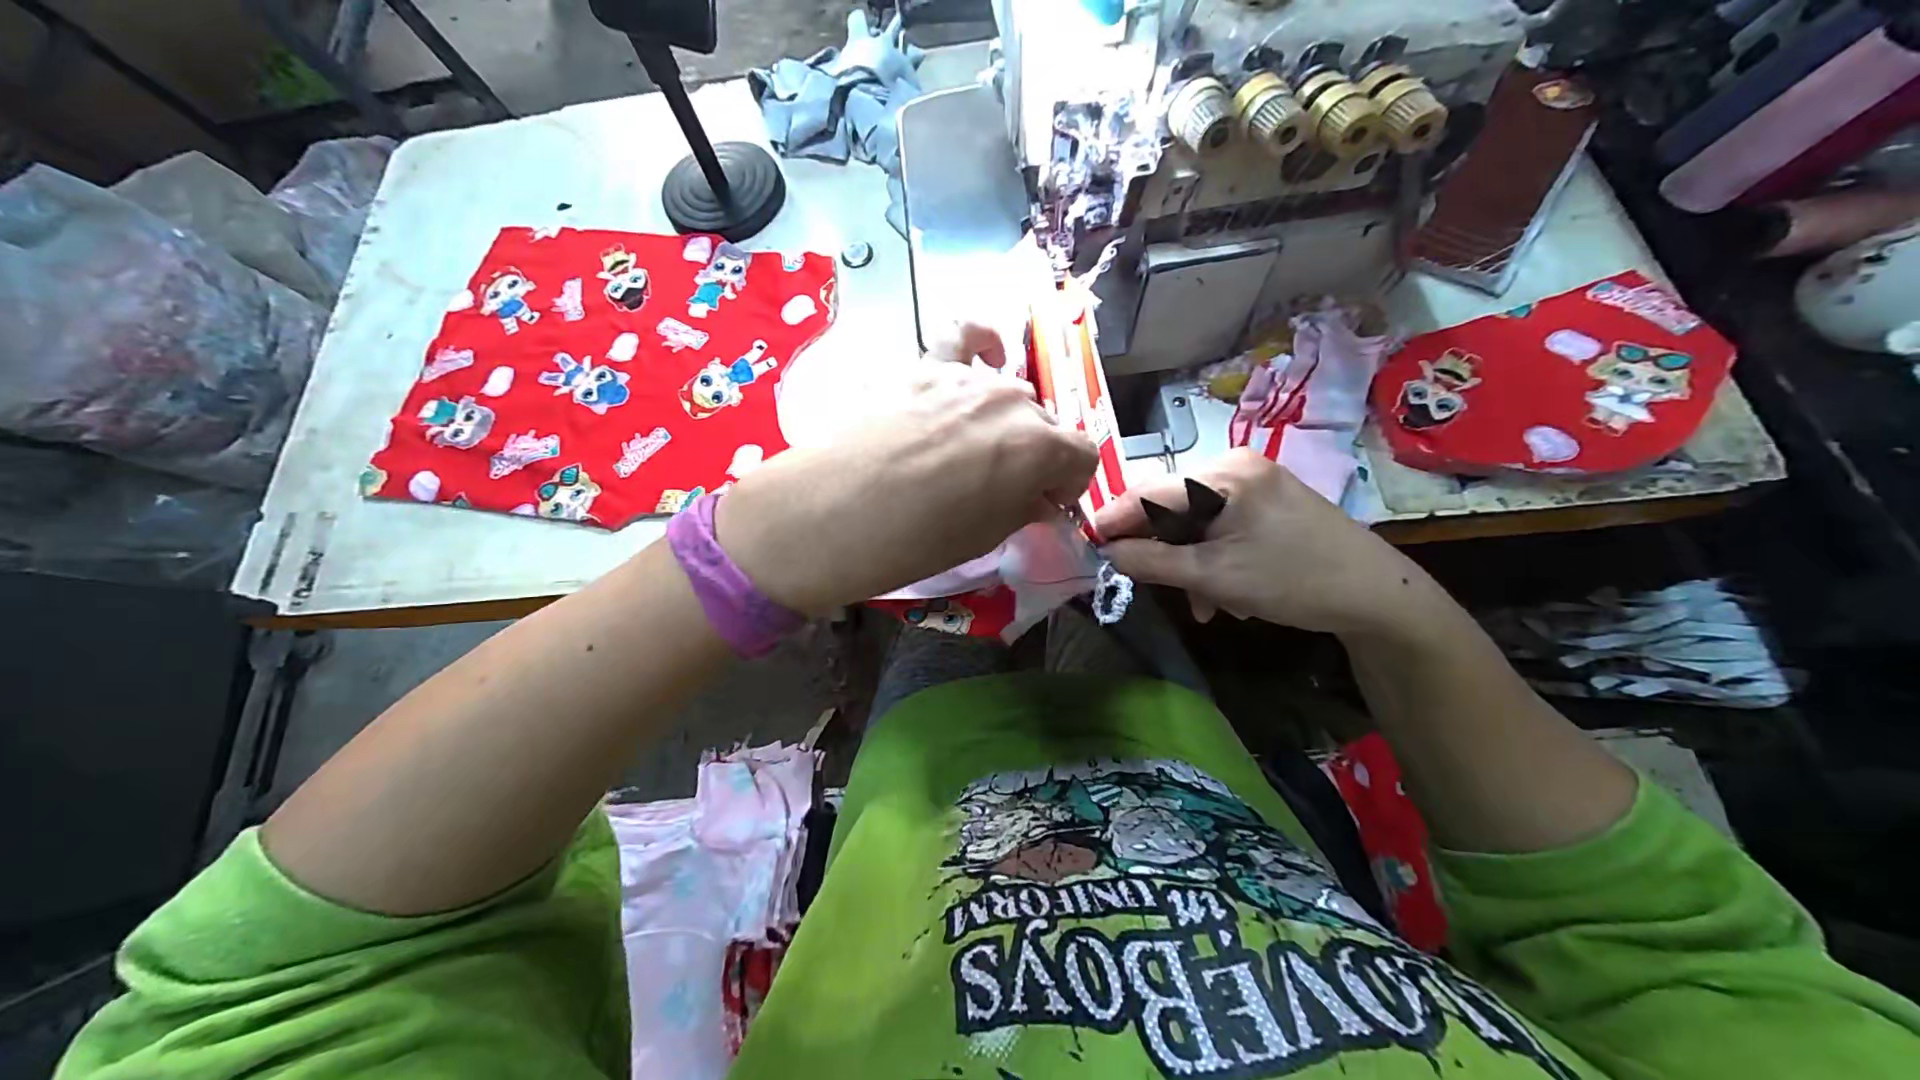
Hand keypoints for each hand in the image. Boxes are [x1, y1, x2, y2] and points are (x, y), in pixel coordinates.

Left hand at [714, 328, 1097, 614]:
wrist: (832, 513)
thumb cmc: (915, 540)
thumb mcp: (983, 537)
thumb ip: (1021, 508)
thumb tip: (1037, 497)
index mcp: (1040, 447)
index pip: (1082, 455)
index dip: (1070, 484)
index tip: (1047, 504)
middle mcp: (1012, 402)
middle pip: (1044, 423)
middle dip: (1037, 456)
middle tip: (1008, 489)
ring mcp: (967, 378)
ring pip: (1009, 391)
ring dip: (1007, 419)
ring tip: (980, 446)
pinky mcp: (923, 367)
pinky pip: (963, 337)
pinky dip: (981, 343)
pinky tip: (985, 355)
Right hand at [1092, 449, 1449, 640]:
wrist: (1378, 596)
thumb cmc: (1291, 581)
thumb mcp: (1213, 576)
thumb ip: (1152, 561)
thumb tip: (1107, 551)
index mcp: (1222, 474)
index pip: (1149, 492)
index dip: (1114, 520)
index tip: (1089, 545)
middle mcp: (1236, 465)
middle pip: (1173, 507)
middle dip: (1163, 552)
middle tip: (1156, 588)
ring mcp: (1257, 481)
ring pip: (1197, 522)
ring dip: (1191, 563)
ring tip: (1205, 605)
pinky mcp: (1270, 500)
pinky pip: (1222, 525)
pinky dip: (1214, 557)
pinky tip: (1225, 594)